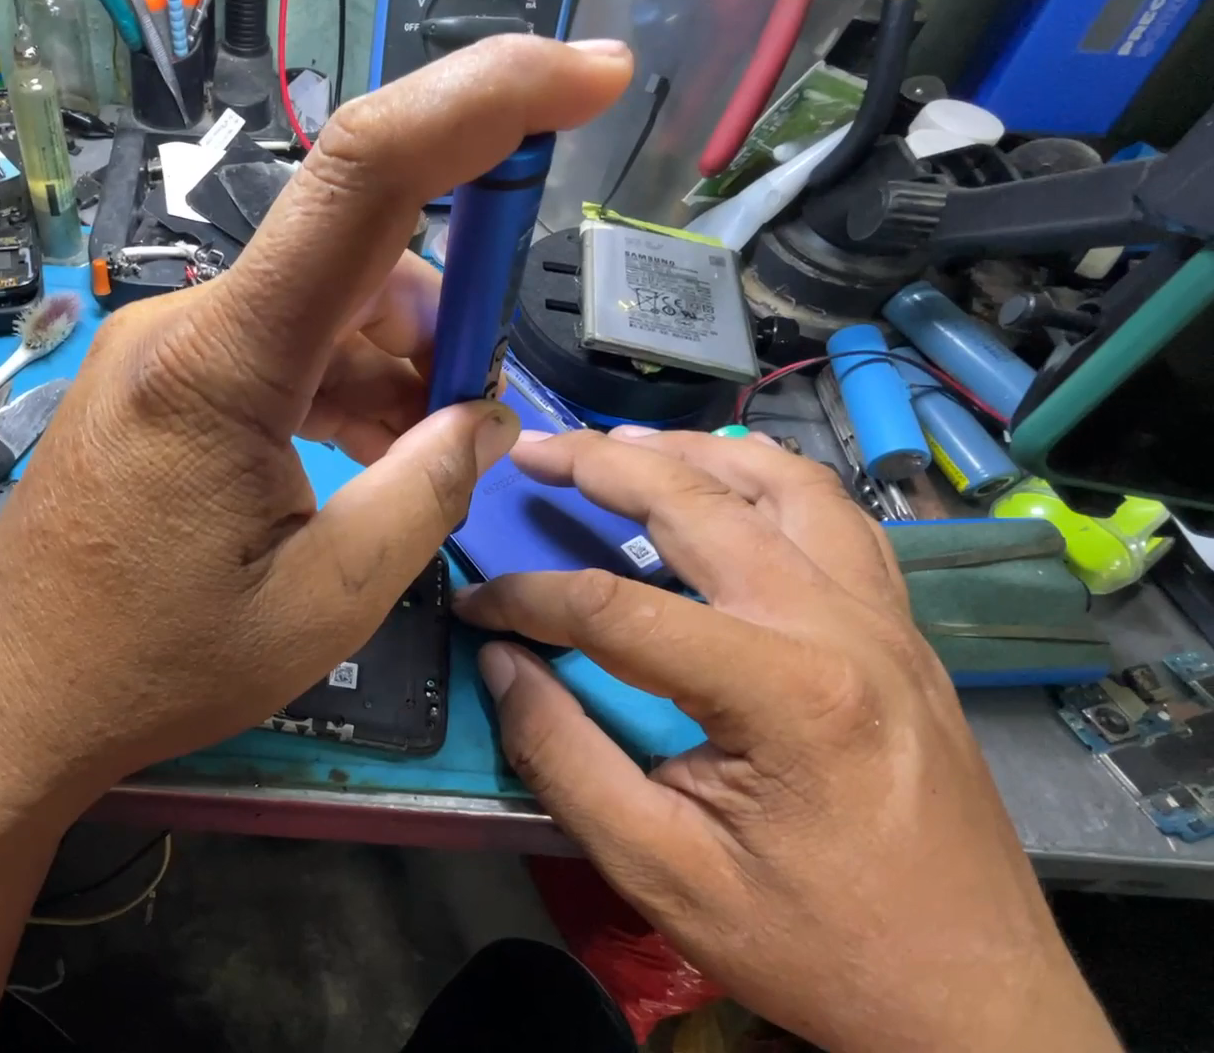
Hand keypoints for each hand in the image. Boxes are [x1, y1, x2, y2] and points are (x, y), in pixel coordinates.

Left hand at [0, 37, 634, 818]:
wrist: (11, 708)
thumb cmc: (157, 670)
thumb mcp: (325, 601)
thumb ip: (425, 493)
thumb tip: (479, 417)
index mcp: (219, 365)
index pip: (364, 176)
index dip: (488, 99)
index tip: (593, 74)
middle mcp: (179, 327)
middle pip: (353, 257)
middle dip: (447, 311)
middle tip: (480, 405)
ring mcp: (154, 353)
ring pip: (315, 311)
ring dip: (391, 361)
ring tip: (423, 449)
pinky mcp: (147, 388)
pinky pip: (268, 354)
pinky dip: (334, 385)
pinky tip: (363, 449)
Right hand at [458, 428, 1116, 1051]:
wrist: (970, 1001)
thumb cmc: (810, 942)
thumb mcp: (656, 868)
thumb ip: (561, 755)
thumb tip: (500, 662)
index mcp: (782, 690)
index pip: (614, 608)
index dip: (525, 600)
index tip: (471, 607)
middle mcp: (840, 625)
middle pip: (699, 504)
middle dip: (597, 467)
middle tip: (529, 451)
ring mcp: (882, 619)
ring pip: (781, 485)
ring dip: (688, 452)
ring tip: (617, 445)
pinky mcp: (897, 631)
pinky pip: (833, 516)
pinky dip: (765, 477)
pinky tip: (722, 479)